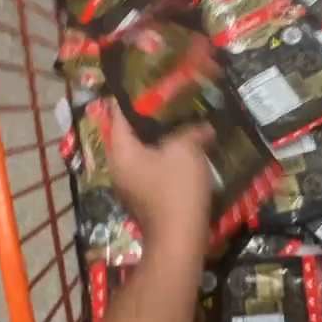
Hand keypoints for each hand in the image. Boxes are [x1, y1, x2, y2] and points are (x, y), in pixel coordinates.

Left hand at [97, 100, 215, 255]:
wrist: (179, 241)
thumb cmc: (176, 189)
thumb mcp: (186, 150)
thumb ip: (191, 131)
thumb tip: (204, 128)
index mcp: (121, 151)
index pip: (118, 113)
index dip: (131, 95)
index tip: (146, 80)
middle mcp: (120, 166)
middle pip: (132, 133)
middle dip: (152, 116)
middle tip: (171, 98)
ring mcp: (132, 185)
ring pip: (145, 151)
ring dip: (163, 138)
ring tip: (184, 121)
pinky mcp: (147, 198)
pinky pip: (154, 168)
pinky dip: (168, 157)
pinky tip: (189, 150)